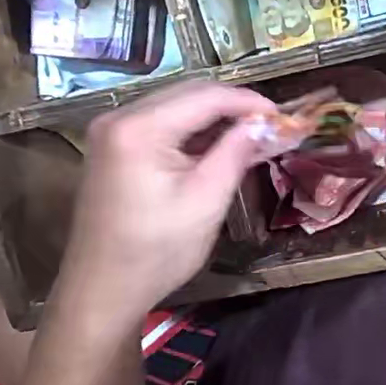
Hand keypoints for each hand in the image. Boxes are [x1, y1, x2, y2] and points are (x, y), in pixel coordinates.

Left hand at [53, 82, 276, 327]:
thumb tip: (265, 122)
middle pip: (188, 94)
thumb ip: (236, 152)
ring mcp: (112, 131)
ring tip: (253, 136)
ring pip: (176, 107)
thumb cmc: (157, 252)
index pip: (205, 95)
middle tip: (272, 126)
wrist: (103, 291)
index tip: (283, 115)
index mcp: (139, 128)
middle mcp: (119, 117)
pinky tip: (219, 146)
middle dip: (233, 107)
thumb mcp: (207, 200)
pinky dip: (193, 132)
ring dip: (215, 119)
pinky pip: (161, 124)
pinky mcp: (113, 147)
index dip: (249, 101)